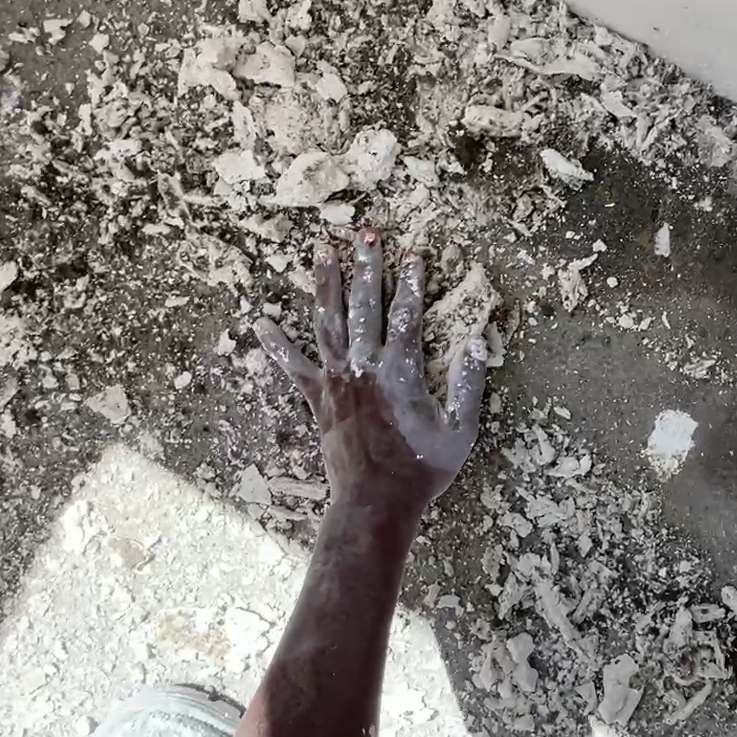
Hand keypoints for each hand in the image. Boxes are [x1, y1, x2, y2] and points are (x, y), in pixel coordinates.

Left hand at [254, 228, 484, 508]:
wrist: (375, 504)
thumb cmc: (422, 470)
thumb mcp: (461, 431)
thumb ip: (468, 385)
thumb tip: (477, 342)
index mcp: (401, 374)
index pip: (408, 316)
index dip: (412, 282)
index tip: (412, 252)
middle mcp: (364, 369)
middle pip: (365, 308)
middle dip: (367, 267)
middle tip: (366, 231)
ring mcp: (337, 383)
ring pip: (329, 324)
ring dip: (326, 284)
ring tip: (322, 249)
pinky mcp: (318, 401)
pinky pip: (293, 367)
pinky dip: (276, 344)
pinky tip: (259, 321)